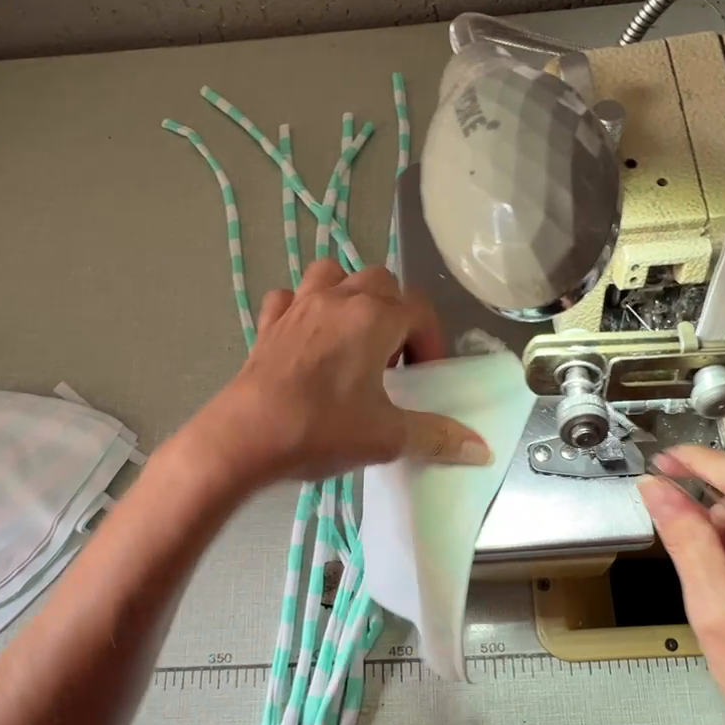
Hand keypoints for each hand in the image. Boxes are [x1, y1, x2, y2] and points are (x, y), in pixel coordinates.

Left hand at [199, 260, 489, 483]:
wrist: (244, 437)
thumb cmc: (321, 430)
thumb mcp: (386, 437)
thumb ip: (436, 436)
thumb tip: (480, 449)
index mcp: (374, 317)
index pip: (420, 310)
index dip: (432, 341)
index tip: (427, 377)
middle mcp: (338, 299)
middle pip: (381, 282)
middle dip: (396, 314)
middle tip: (395, 360)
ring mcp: (298, 306)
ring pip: (333, 275)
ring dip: (351, 297)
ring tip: (354, 338)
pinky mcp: (268, 324)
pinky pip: (290, 298)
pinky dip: (304, 309)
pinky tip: (308, 338)